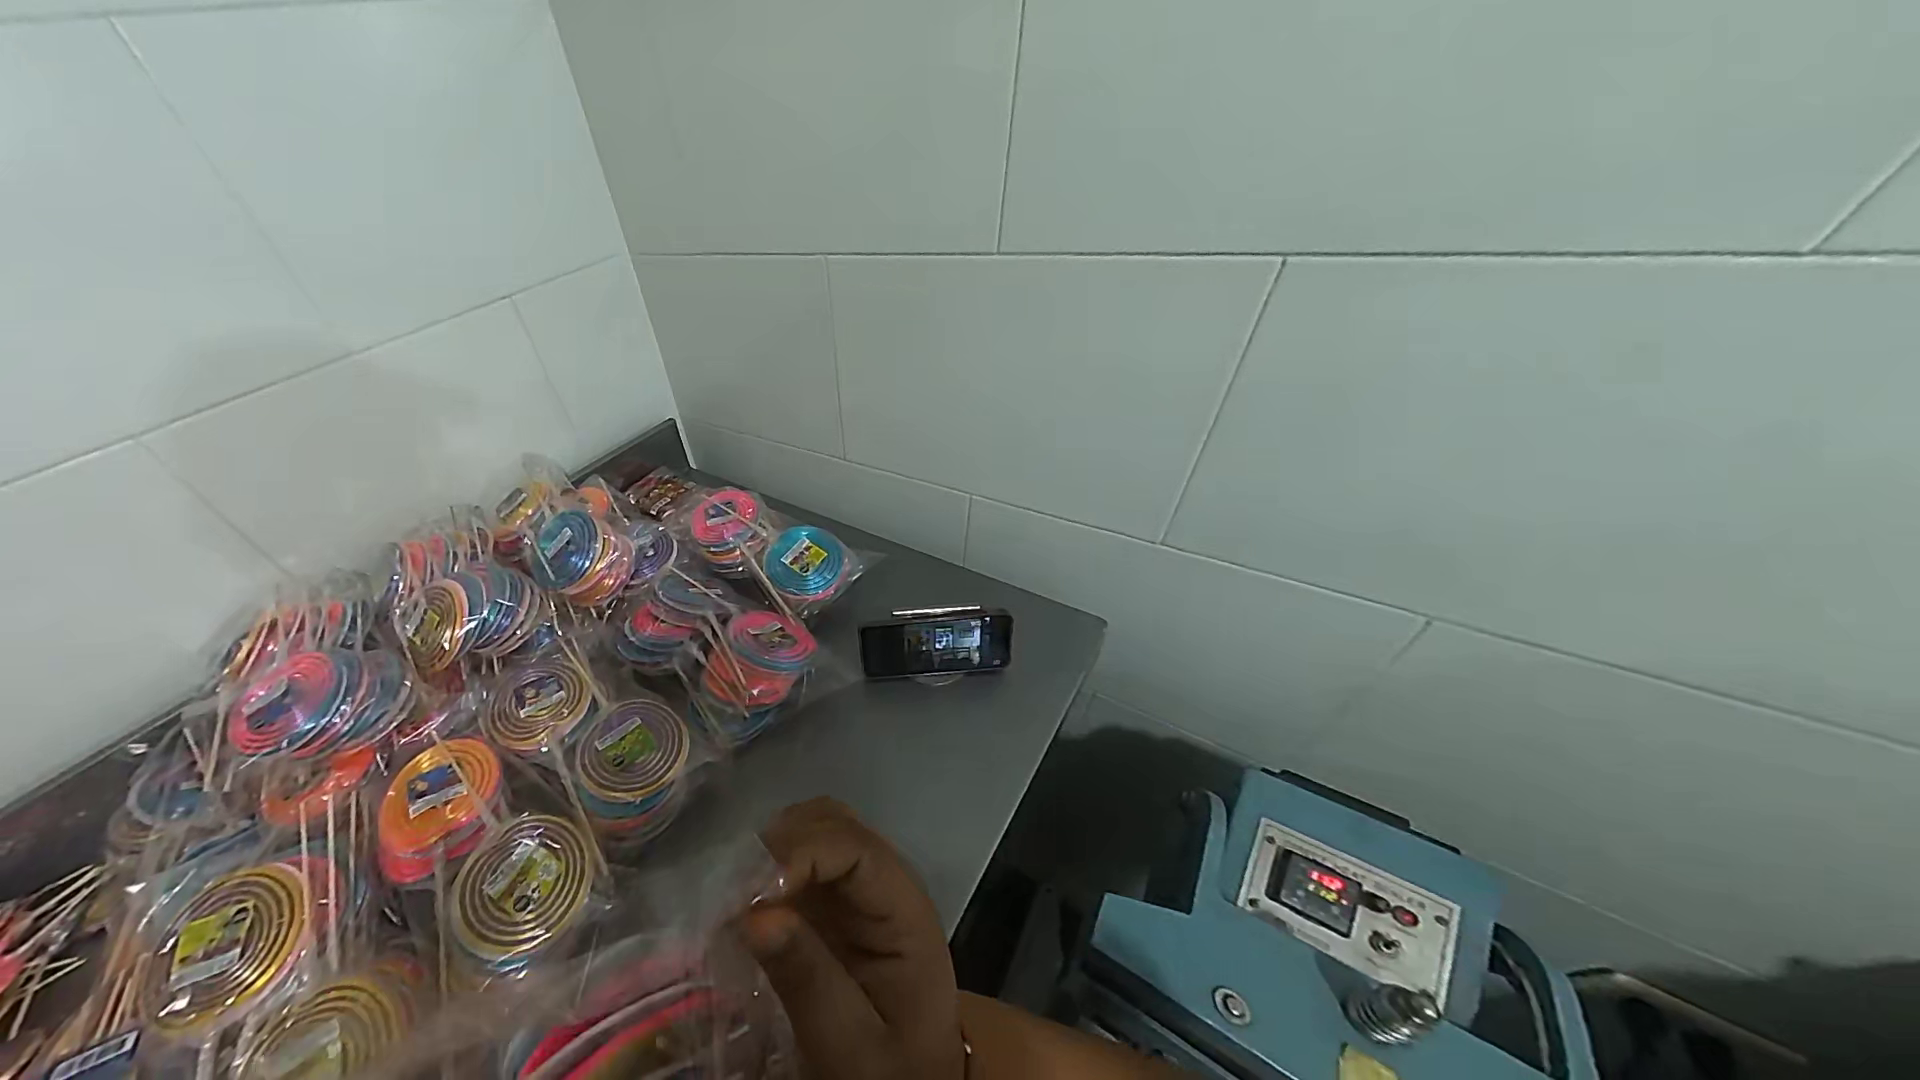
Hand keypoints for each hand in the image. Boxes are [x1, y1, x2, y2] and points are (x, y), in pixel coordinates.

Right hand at [735, 798, 964, 1079]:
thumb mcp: (850, 1045)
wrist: (914, 1079)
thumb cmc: (890, 1067)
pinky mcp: (836, 897)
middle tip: (735, 897)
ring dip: (774, 848)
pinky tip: (748, 901)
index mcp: (905, 908)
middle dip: (782, 845)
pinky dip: (770, 864)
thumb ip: (808, 981)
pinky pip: (804, 855)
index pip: (857, 848)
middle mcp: (886, 879)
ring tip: (738, 898)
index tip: (752, 897)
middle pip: (835, 823)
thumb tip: (754, 915)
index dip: (803, 854)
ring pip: (817, 827)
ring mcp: (860, 883)